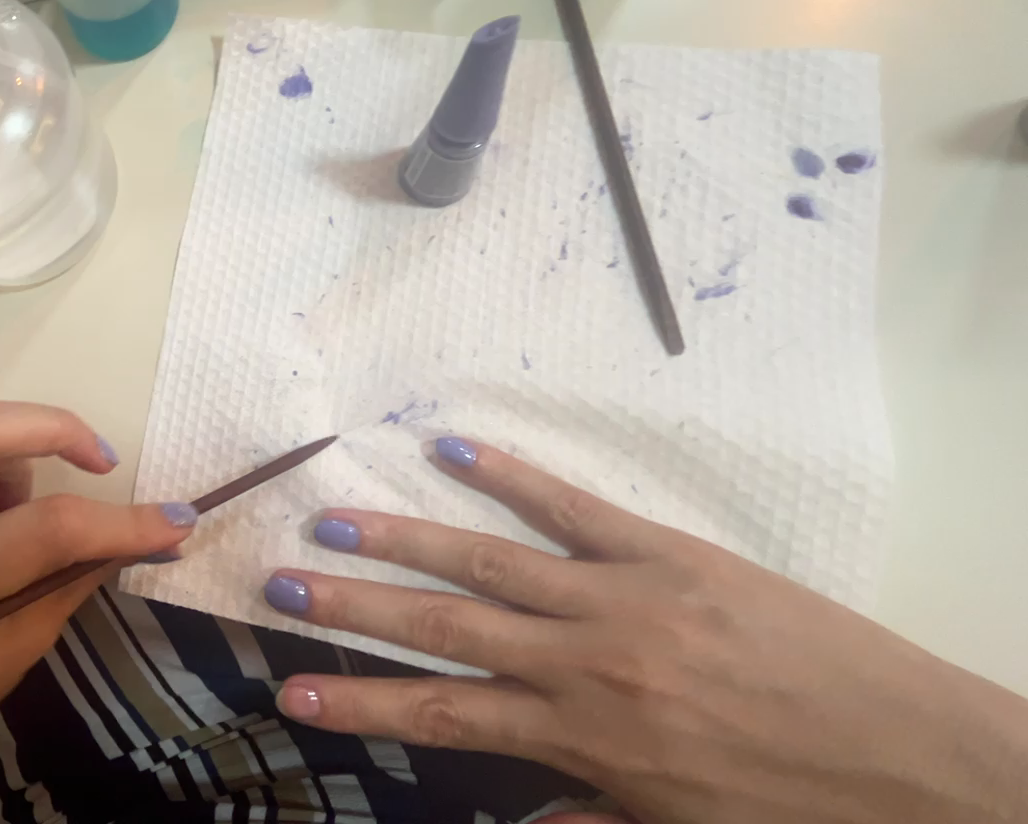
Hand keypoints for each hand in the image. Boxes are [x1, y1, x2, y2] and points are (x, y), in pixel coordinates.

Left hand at [0, 400, 196, 758]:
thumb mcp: (33, 635)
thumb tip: (161, 529)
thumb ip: (87, 569)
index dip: (118, 521)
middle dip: (50, 427)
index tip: (174, 519)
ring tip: (34, 495)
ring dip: (22, 439)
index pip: (45, 529)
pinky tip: (1, 500)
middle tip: (99, 459)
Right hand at [262, 437, 1027, 823]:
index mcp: (583, 738)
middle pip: (440, 625)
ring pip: (484, 558)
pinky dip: (507, 474)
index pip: (442, 715)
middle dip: (350, 609)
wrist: (953, 776)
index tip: (290, 693)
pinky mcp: (661, 552)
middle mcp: (581, 662)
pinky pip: (569, 506)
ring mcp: (617, 597)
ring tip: (332, 522)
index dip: (358, 704)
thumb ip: (583, 819)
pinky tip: (451, 446)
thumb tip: (503, 823)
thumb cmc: (806, 814)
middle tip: (279, 586)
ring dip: (399, 537)